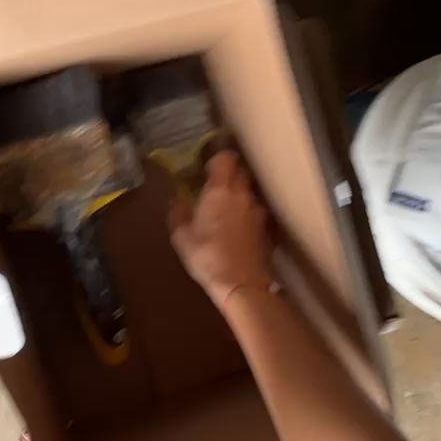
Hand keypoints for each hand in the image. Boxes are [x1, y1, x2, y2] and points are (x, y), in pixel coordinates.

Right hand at [168, 151, 271, 309]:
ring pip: (247, 191)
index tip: (206, 166)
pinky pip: (254, 210)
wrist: (242, 283)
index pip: (225, 158)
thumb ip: (177, 212)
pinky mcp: (265, 226)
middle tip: (213, 184)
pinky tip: (235, 228)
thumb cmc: (207, 256)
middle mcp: (241, 194)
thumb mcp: (182, 236)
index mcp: (219, 190)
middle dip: (227, 173)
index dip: (216, 158)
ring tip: (223, 208)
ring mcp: (257, 210)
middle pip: (239, 171)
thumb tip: (175, 199)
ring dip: (237, 194)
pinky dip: (245, 212)